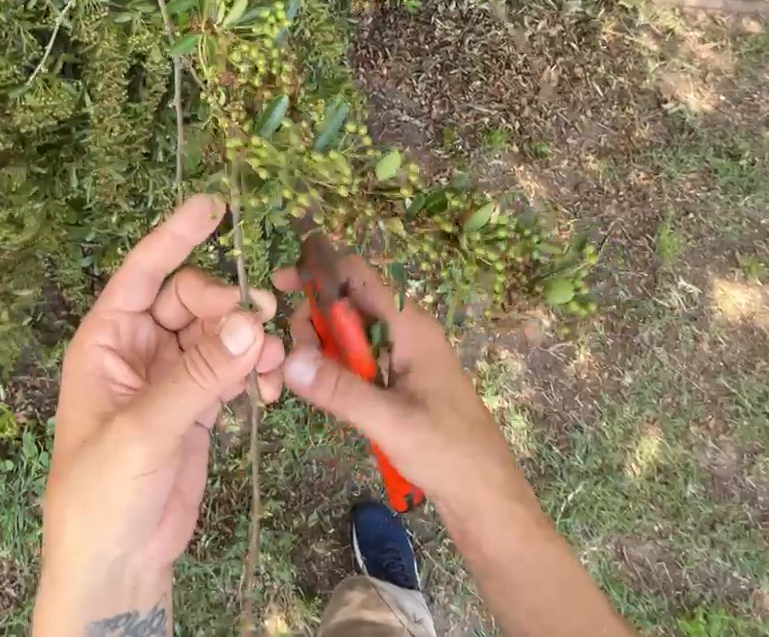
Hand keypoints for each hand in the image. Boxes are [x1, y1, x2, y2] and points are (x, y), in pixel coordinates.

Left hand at [33, 195, 285, 634]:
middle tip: (261, 321)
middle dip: (227, 304)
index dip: (175, 235)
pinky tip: (267, 390)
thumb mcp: (144, 431)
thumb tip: (248, 322)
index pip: (143, 272)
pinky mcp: (197, 404)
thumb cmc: (102, 491)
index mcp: (107, 339)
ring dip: (246, 340)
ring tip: (271, 360)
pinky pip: (230, 368)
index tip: (214, 206)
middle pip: (191, 300)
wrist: (117, 562)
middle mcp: (139, 348)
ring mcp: (170, 376)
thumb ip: (198, 376)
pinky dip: (251, 371)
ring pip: (216, 334)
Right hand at [274, 252, 520, 511]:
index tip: (280, 286)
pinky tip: (327, 391)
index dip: (317, 271)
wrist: (487, 497)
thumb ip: (339, 389)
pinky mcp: (400, 376)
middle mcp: (406, 329)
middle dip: (314, 317)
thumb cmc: (447, 453)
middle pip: (348, 300)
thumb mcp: (389, 422)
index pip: (356, 273)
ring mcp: (404, 353)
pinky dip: (337, 364)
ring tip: (308, 379)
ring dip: (323, 344)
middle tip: (296, 356)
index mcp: (409, 326)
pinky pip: (360, 354)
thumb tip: (289, 358)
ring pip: (351, 329)